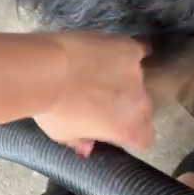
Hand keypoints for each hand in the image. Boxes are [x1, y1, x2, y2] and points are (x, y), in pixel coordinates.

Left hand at [33, 32, 155, 155]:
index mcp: (126, 128)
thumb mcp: (62, 135)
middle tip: (105, 102)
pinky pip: (137, 51)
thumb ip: (80, 141)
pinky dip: (127, 53)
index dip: (133, 136)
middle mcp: (138, 102)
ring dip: (124, 79)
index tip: (118, 131)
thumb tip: (87, 146)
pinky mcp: (129, 48)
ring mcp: (136, 72)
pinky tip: (115, 51)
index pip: (145, 138)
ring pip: (137, 79)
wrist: (48, 69)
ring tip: (100, 72)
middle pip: (143, 108)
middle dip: (128, 107)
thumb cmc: (53, 108)